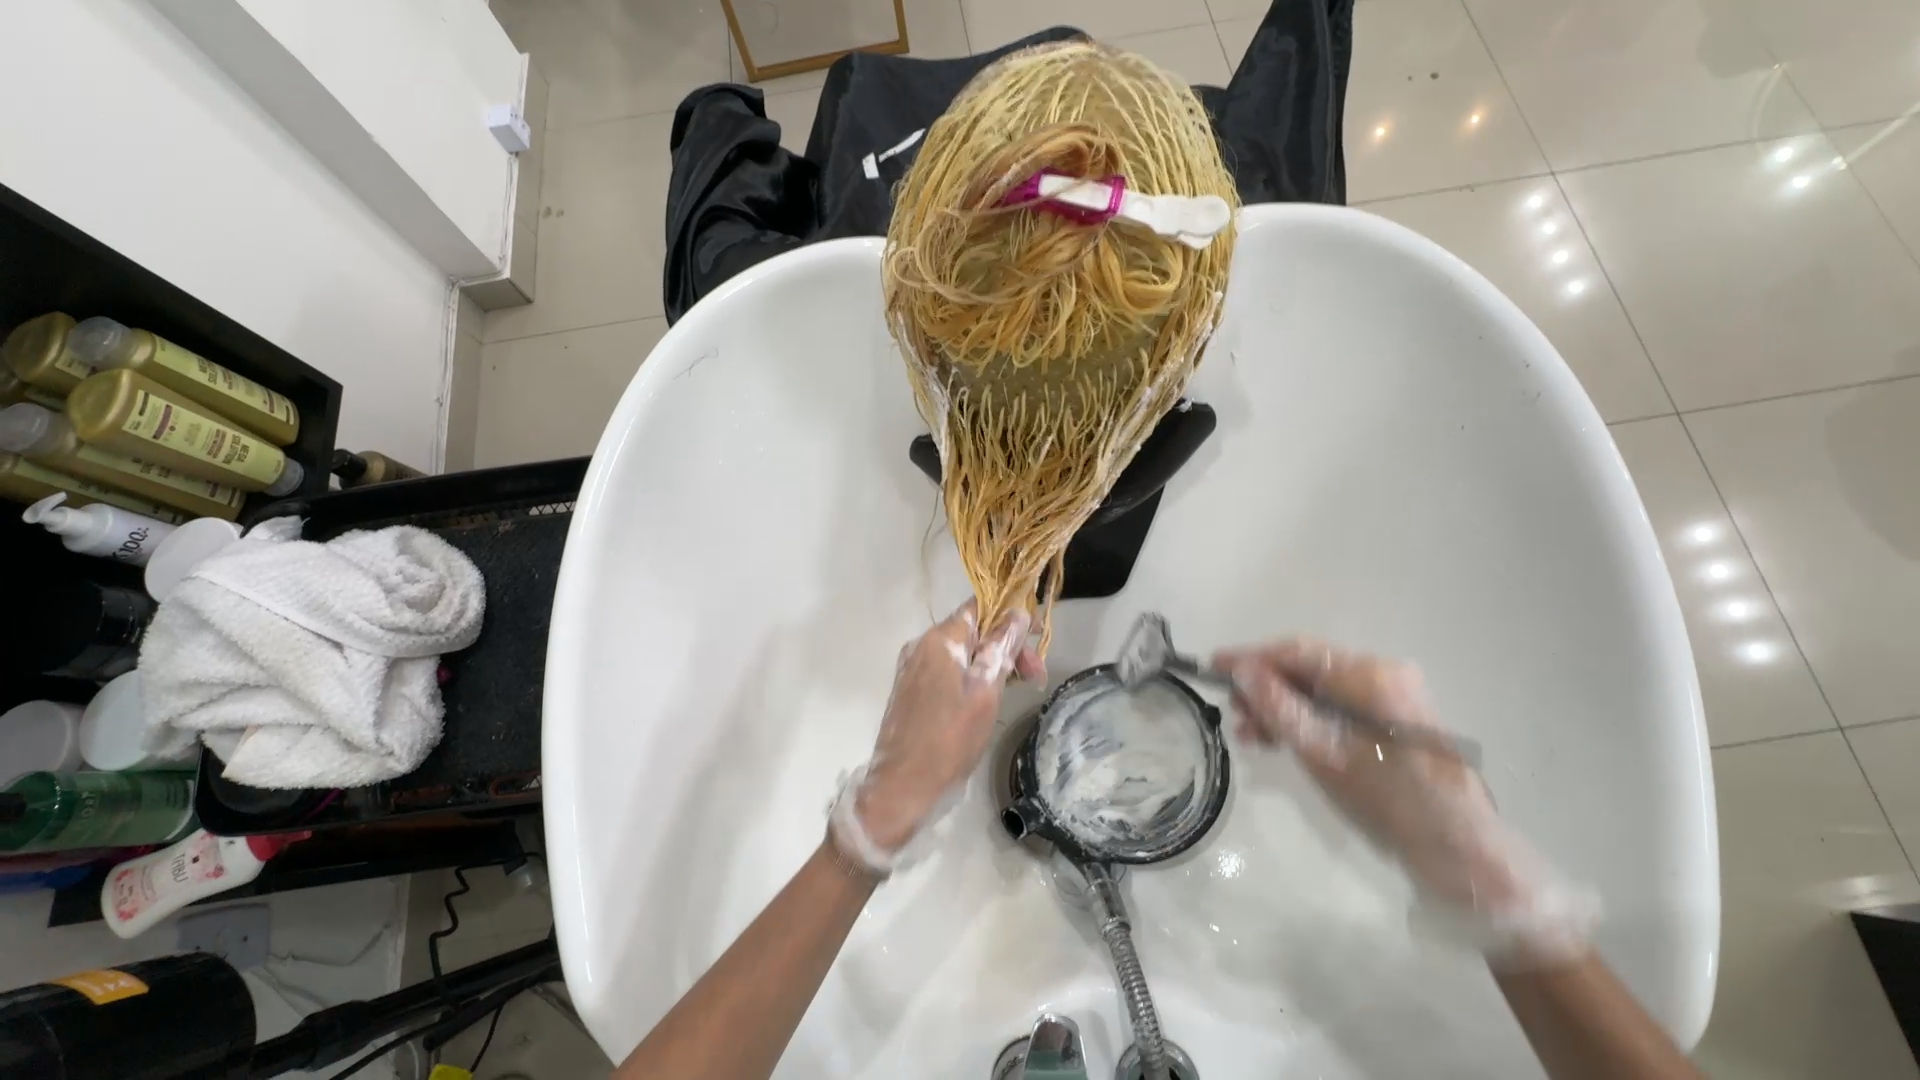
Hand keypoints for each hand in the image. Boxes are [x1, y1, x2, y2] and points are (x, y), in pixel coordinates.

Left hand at [830, 602, 1040, 871]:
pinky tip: (989, 698)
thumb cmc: (950, 739)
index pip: (979, 607)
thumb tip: (1018, 612)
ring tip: (1020, 688)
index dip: (1012, 615)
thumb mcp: (986, 691)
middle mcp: (921, 646)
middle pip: (973, 631)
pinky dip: (972, 678)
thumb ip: (1001, 647)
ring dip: (992, 664)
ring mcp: (913, 670)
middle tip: (1037, 676)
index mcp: (939, 639)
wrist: (902, 787)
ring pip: (962, 653)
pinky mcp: (911, 692)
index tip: (1039, 634)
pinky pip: (948, 671)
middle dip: (1007, 647)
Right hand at [1212, 638, 1594, 968]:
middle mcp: (1383, 673)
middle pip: (1308, 669)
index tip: (1212, 667)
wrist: (1458, 848)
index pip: (1297, 652)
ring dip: (1282, 706)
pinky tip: (1283, 739)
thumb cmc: (1388, 800)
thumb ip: (1279, 706)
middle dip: (1265, 689)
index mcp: (1371, 674)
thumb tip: (1242, 670)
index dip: (1251, 659)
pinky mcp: (1392, 719)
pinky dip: (1306, 718)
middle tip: (1233, 717)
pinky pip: (1336, 705)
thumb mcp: (1322, 754)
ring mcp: (1391, 696)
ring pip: (1319, 689)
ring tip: (1252, 736)